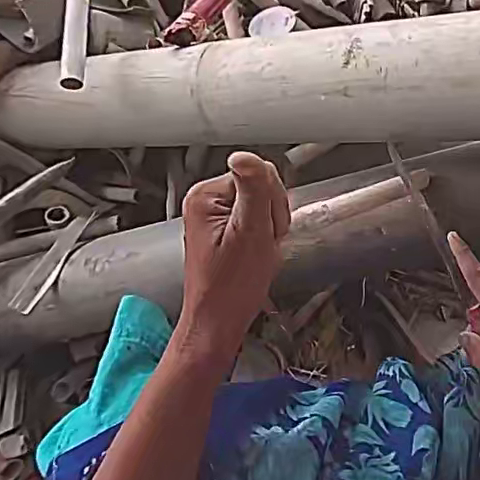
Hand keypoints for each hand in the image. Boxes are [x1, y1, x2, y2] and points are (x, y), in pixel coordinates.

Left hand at [179, 151, 290, 353]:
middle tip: (261, 245)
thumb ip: (253, 191)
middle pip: (263, 188)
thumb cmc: (231, 287)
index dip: (273, 204)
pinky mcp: (225, 230)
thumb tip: (245, 156)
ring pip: (265, 205)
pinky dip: (265, 238)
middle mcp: (206, 201)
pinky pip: (259, 221)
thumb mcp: (250, 233)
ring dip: (270, 229)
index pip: (261, 175)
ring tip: (258, 252)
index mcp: (206, 196)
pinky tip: (256, 255)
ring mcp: (215, 216)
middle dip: (273, 217)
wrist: (220, 322)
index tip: (264, 230)